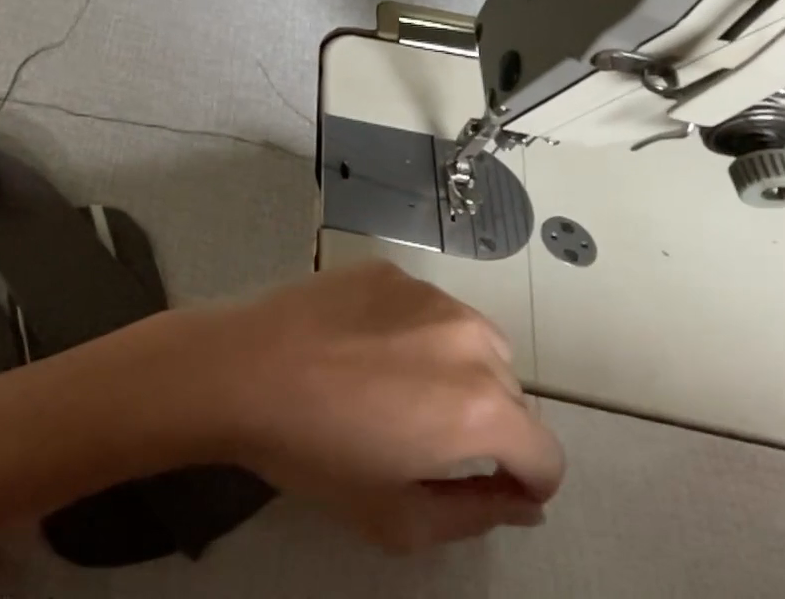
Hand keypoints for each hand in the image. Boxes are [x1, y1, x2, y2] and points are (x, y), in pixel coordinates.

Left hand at [167, 261, 562, 551]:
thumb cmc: (313, 451)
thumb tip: (521, 500)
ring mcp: (427, 294)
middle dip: (486, 425)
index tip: (488, 487)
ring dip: (456, 371)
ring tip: (394, 388)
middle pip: (511, 395)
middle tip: (423, 438)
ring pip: (473, 344)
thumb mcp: (396, 516)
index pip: (546, 455)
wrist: (238, 370)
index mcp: (483, 408)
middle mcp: (471, 340)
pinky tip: (363, 347)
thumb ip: (476, 515)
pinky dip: (415, 331)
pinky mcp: (387, 269)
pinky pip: (425, 309)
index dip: (523, 481)